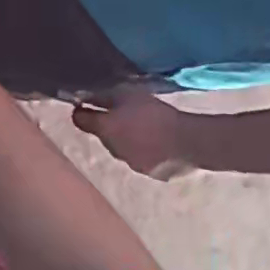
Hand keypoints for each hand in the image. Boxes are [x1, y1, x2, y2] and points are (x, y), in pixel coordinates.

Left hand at [72, 86, 197, 180]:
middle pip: (102, 135)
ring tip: (145, 131)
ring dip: (126, 140)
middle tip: (124, 117)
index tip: (87, 105)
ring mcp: (131, 163)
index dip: (82, 111)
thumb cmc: (154, 113)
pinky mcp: (151, 173)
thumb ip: (101, 98)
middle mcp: (112, 149)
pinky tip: (159, 145)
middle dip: (108, 126)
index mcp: (103, 129)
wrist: (190, 141)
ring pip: (121, 148)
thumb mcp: (124, 95)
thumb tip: (84, 97)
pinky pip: (141, 160)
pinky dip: (144, 153)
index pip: (79, 120)